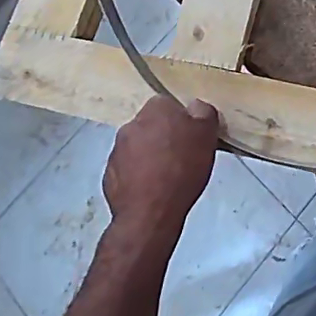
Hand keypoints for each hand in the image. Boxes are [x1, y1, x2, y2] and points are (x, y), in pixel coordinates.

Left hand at [102, 97, 219, 241]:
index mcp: (155, 109)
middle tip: (182, 152)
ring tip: (168, 172)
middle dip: (163, 134)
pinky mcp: (108, 175)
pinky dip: (139, 172)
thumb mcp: (207, 135)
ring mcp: (116, 151)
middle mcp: (131, 125)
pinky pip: (128, 167)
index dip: (180, 117)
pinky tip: (153, 186)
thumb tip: (195, 107)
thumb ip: (203, 112)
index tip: (191, 132)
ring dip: (150, 153)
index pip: (167, 102)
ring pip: (138, 145)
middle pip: (151, 123)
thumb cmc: (183, 167)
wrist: (151, 212)